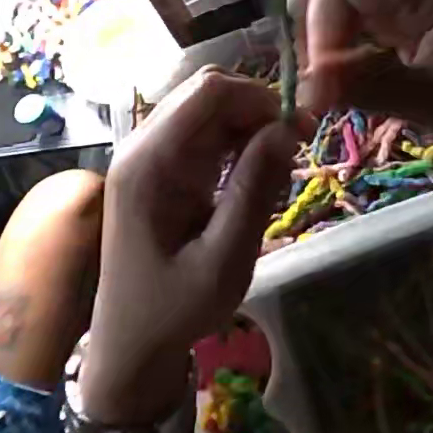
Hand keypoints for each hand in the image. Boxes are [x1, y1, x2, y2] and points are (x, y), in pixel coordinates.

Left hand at [84, 70, 295, 422]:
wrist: (130, 341)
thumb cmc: (175, 308)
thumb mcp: (224, 261)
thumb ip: (255, 192)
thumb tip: (287, 129)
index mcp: (150, 163)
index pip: (208, 92)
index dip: (260, 98)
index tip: (301, 132)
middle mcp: (143, 146)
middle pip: (207, 92)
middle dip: (258, 108)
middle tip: (296, 148)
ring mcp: (149, 154)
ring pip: (209, 108)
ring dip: (251, 125)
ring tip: (279, 167)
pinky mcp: (161, 167)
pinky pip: (204, 133)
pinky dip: (238, 141)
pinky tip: (256, 174)